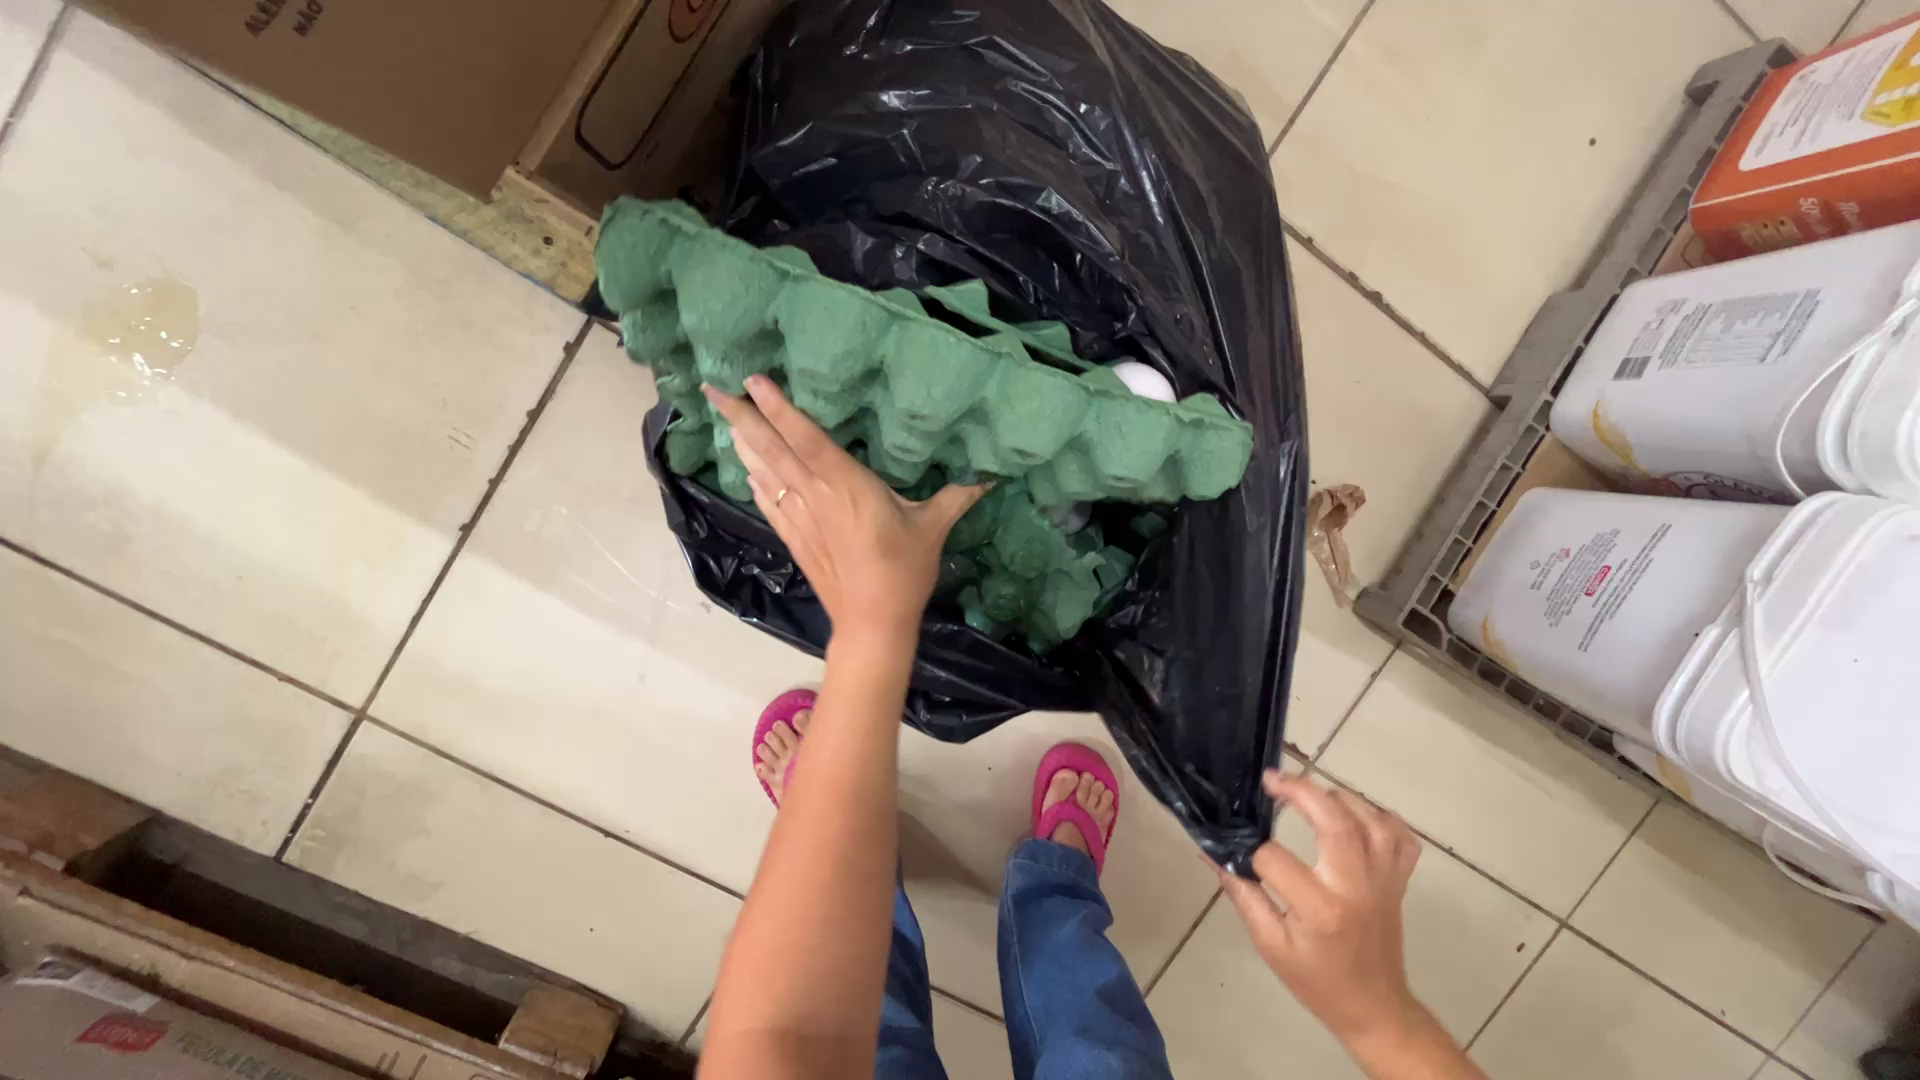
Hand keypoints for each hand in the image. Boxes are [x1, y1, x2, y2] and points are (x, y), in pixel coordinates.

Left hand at [702, 376, 987, 642]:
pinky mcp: (794, 538)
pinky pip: (768, 502)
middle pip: (772, 449)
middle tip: (713, 387)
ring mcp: (800, 518)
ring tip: (724, 415)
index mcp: (847, 485)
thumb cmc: (903, 572)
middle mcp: (815, 495)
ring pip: (764, 472)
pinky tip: (746, 468)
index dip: (780, 408)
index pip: (807, 438)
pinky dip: (755, 481)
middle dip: (741, 417)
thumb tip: (990, 471)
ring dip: (742, 443)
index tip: (754, 380)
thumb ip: (957, 495)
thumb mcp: (933, 528)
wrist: (872, 624)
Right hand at [1218, 771, 1424, 1047]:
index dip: (1249, 849)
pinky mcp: (1400, 881)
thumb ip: (1242, 894)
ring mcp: (1385, 881)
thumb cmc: (1316, 980)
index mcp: (1321, 909)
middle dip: (1301, 791)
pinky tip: (1354, 814)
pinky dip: (1379, 816)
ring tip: (1309, 794)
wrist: (1375, 1007)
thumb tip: (1210, 852)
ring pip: (1372, 820)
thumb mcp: (1270, 944)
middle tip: (1271, 779)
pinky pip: (1400, 837)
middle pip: (1337, 822)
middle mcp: (1357, 887)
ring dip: (1339, 798)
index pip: (1276, 858)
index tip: (1234, 844)